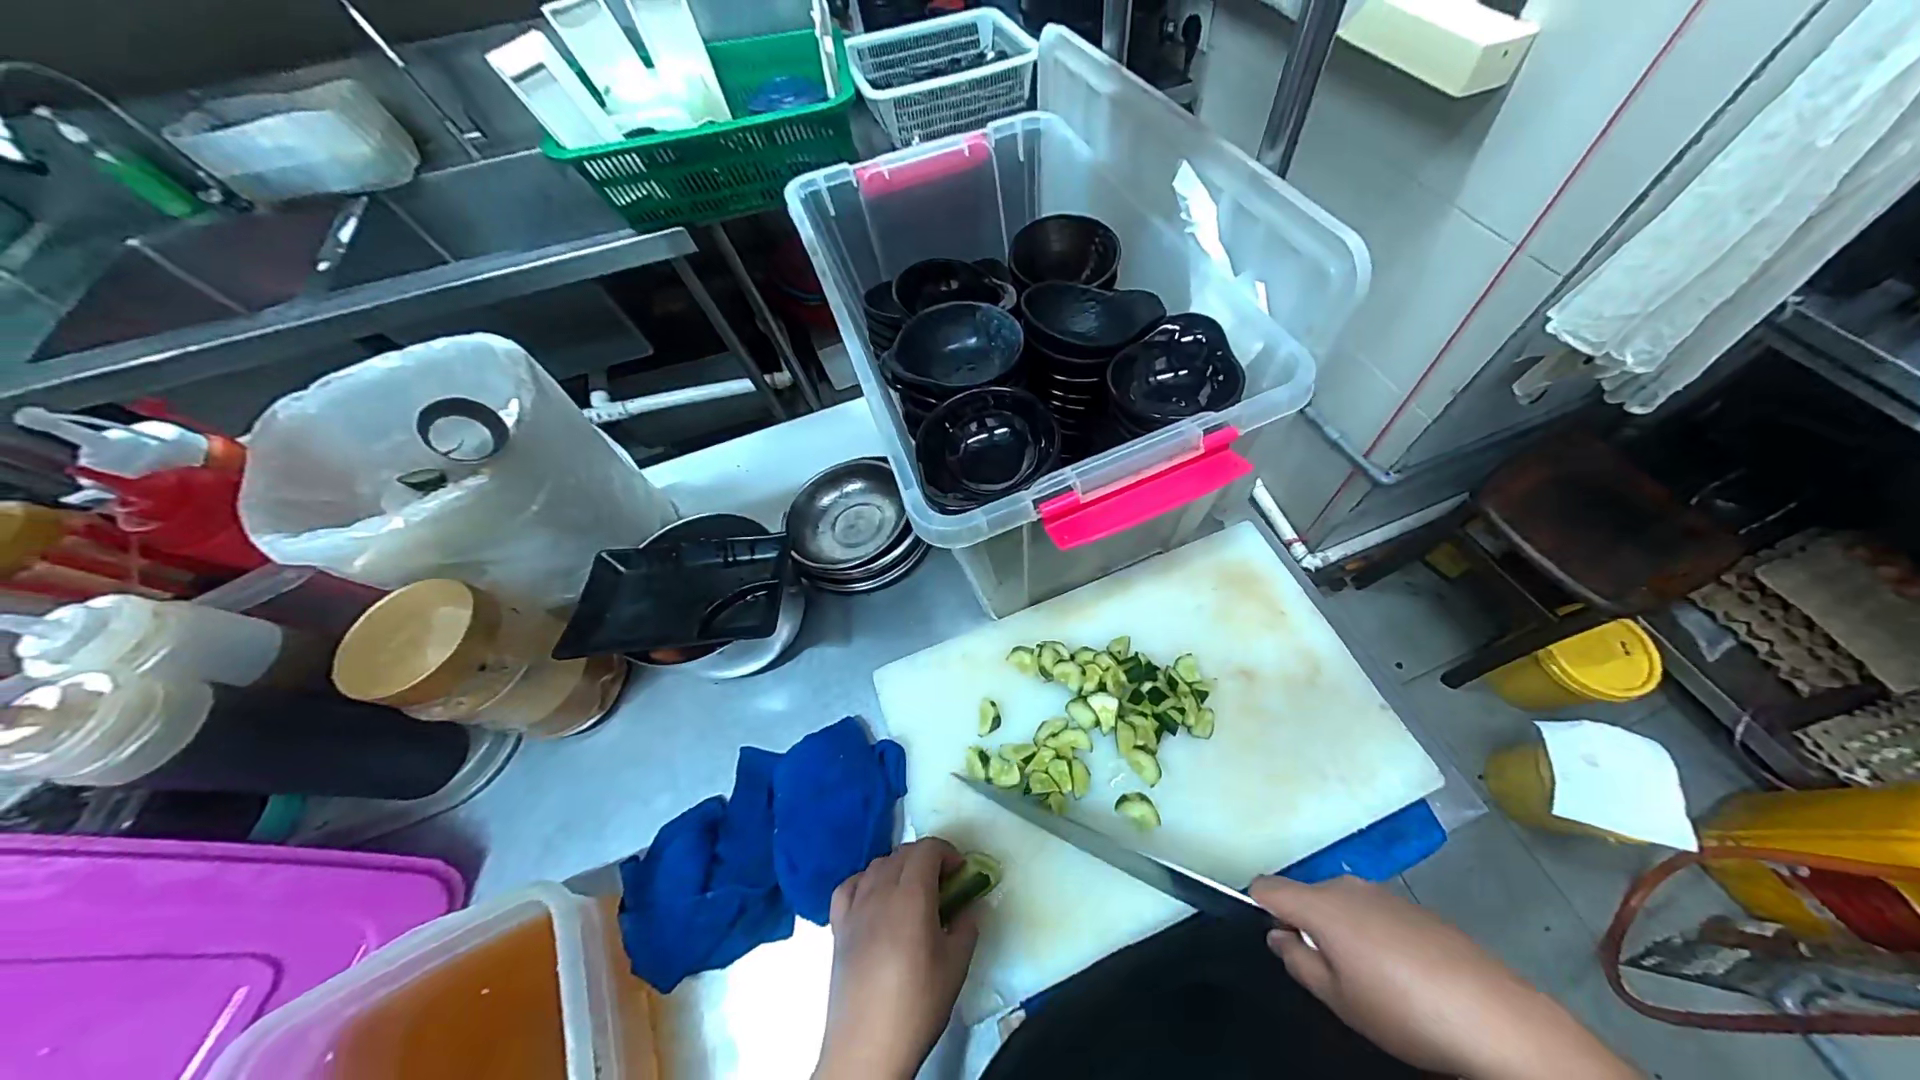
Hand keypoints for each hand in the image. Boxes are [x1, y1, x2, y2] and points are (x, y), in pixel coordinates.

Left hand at [814, 838, 979, 1079]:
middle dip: (926, 859)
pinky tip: (875, 899)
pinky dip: (864, 882)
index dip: (947, 852)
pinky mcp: (838, 926)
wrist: (867, 1045)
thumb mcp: (956, 965)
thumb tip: (968, 906)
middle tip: (943, 885)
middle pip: (902, 853)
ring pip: (876, 865)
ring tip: (912, 893)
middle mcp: (879, 891)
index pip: (927, 849)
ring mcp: (854, 907)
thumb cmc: (917, 1005)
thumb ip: (967, 926)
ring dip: (898, 868)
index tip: (960, 873)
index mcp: (911, 895)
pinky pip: (849, 886)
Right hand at [1251, 875, 1639, 1079]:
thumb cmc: (1405, 1011)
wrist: (1500, 1020)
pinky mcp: (1419, 909)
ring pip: (1342, 904)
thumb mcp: (1338, 1000)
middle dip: (1306, 925)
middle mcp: (1348, 887)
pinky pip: (1376, 913)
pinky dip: (1374, 934)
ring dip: (1341, 930)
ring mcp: (1386, 894)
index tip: (1279, 942)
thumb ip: (1298, 962)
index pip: (1266, 887)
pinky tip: (1405, 976)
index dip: (1260, 909)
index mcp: (1320, 904)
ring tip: (1371, 980)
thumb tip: (1281, 937)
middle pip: (1306, 894)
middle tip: (1328, 973)